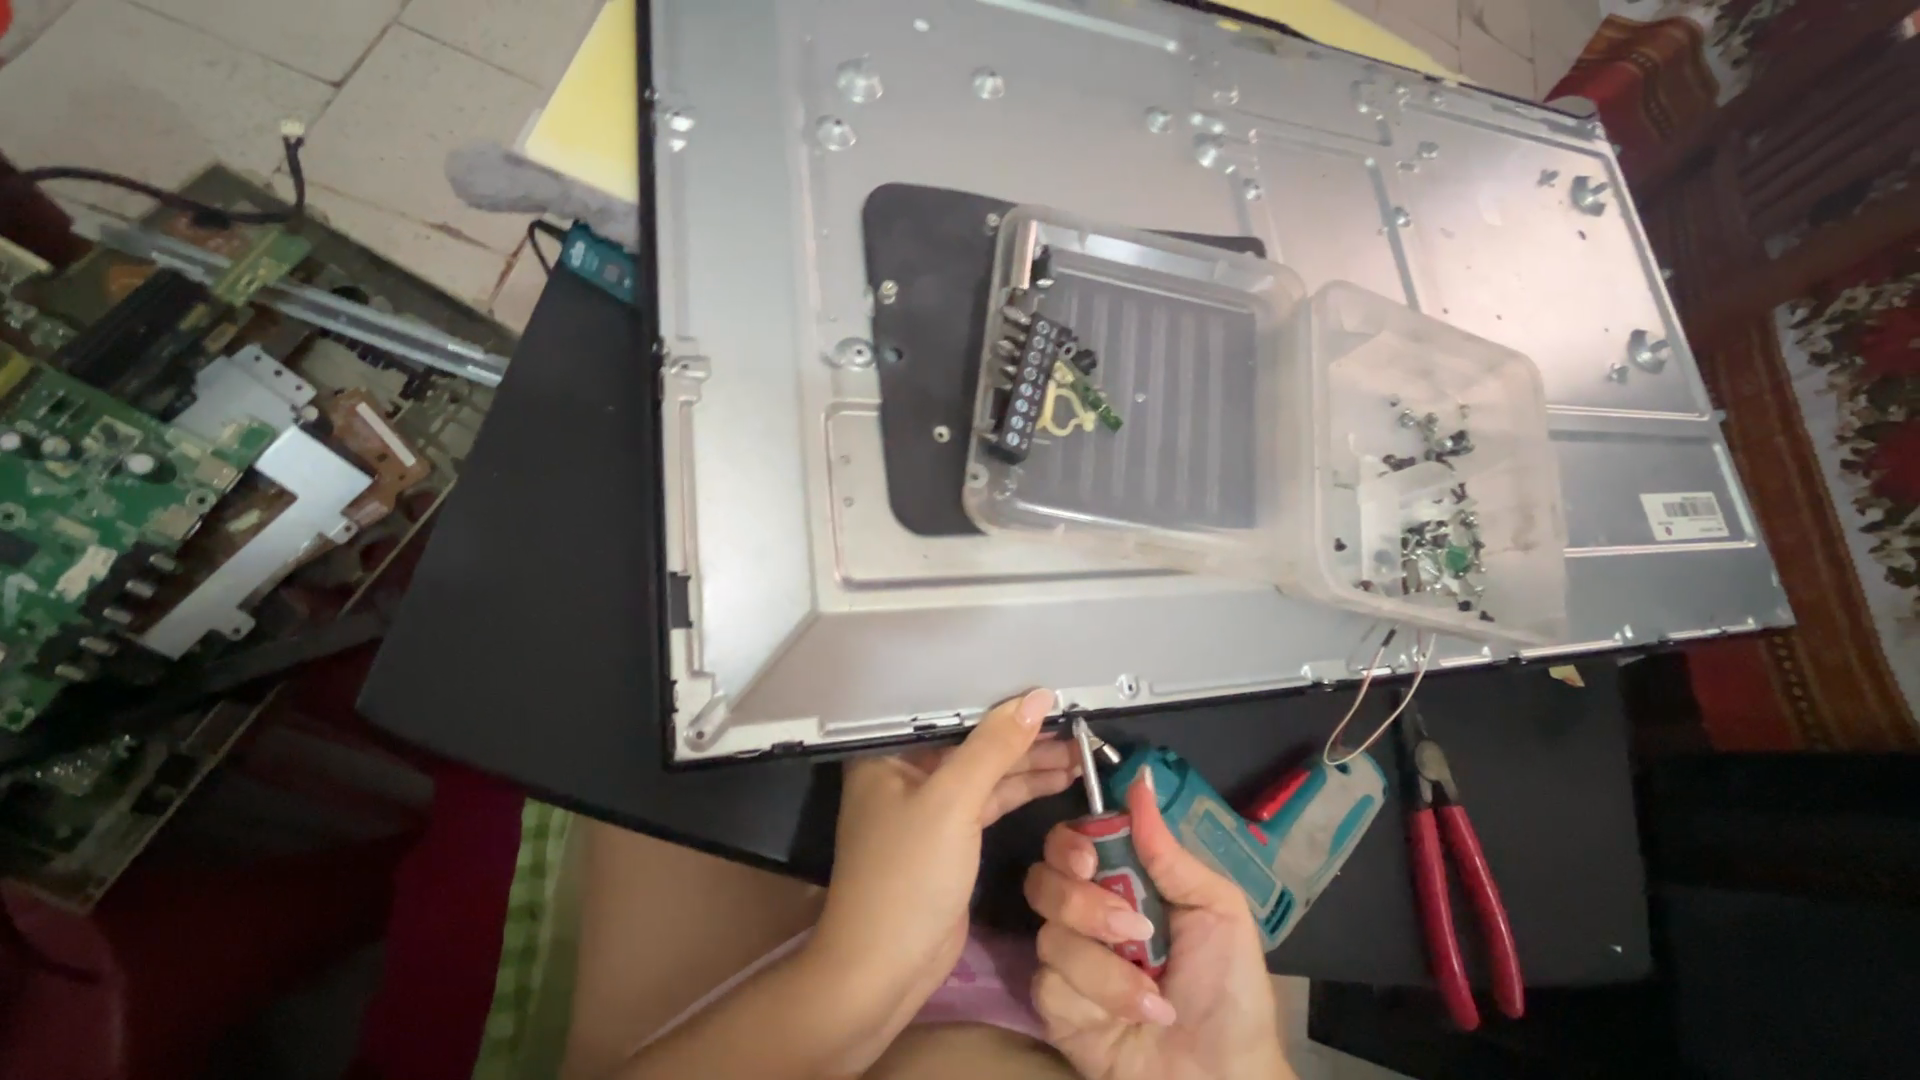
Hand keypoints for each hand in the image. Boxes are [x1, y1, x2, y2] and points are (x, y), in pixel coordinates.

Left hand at [808, 689, 1076, 1070]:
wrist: (885, 968)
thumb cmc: (906, 875)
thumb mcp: (952, 801)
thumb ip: (994, 747)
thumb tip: (1037, 697)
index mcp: (888, 753)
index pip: (949, 711)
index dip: (998, 699)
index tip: (1045, 690)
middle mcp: (905, 773)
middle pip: (972, 742)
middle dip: (1023, 736)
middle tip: (1075, 724)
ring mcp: (929, 807)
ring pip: (986, 773)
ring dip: (1030, 764)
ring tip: (1080, 751)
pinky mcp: (950, 837)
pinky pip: (991, 800)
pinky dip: (1023, 790)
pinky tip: (1058, 779)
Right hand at [1025, 771, 1291, 1079]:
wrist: (1224, 1076)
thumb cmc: (1230, 987)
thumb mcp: (1216, 908)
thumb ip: (1168, 850)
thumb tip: (1140, 779)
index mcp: (1121, 883)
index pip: (1070, 843)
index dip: (1069, 843)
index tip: (1089, 858)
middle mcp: (1088, 915)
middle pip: (1043, 879)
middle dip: (1080, 900)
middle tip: (1127, 927)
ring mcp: (1069, 962)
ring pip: (1051, 934)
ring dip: (1107, 964)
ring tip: (1154, 989)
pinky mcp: (1057, 1007)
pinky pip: (1051, 982)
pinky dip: (1099, 998)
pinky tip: (1137, 1016)